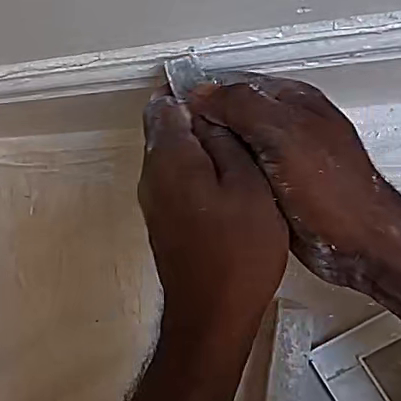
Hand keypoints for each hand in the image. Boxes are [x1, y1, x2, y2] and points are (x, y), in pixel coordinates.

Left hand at [138, 93, 289, 352]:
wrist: (211, 309)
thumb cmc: (238, 248)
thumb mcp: (249, 186)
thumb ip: (226, 142)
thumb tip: (208, 112)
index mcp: (168, 156)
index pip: (164, 105)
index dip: (190, 92)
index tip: (223, 93)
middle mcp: (150, 172)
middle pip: (163, 127)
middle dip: (195, 115)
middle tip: (238, 119)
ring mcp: (152, 196)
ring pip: (169, 151)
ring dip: (196, 142)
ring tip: (239, 145)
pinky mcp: (161, 215)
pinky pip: (173, 175)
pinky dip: (195, 165)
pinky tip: (226, 177)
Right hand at [188, 75, 400, 293]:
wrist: (359, 247)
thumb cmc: (335, 193)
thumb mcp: (284, 135)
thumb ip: (242, 107)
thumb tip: (201, 92)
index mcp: (293, 102)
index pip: (235, 85)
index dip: (203, 94)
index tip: (174, 108)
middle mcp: (286, 125)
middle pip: (230, 114)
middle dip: (203, 123)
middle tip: (175, 136)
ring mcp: (280, 156)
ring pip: (231, 144)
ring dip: (209, 151)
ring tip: (183, 159)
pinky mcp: (275, 185)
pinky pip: (237, 171)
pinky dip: (220, 174)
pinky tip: (205, 182)